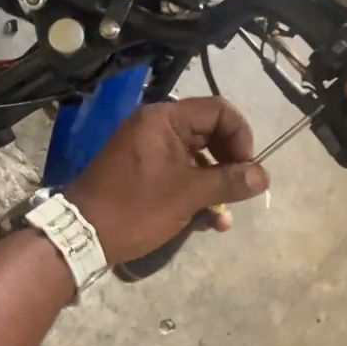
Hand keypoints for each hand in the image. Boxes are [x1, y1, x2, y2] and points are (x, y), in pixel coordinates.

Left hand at [65, 97, 270, 263]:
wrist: (83, 235)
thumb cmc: (136, 208)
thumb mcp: (188, 194)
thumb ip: (228, 181)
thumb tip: (263, 175)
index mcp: (164, 119)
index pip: (218, 110)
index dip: (241, 136)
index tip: (247, 167)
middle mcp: (156, 127)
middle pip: (210, 133)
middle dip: (230, 163)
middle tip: (240, 190)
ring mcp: (148, 149)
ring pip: (197, 158)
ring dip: (216, 184)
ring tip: (224, 216)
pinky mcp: (143, 172)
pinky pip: (180, 173)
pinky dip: (196, 192)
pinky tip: (209, 222)